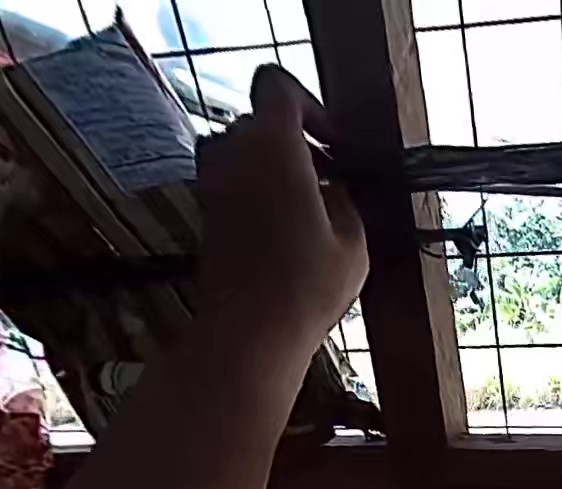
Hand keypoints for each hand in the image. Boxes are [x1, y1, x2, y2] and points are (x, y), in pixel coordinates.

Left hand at [190, 66, 366, 386]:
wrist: (252, 329)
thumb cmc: (307, 286)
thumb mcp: (353, 244)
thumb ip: (345, 203)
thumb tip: (334, 191)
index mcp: (274, 145)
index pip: (279, 86)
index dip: (312, 107)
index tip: (335, 145)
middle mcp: (234, 151)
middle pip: (264, 124)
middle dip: (299, 146)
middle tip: (331, 185)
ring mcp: (214, 182)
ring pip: (248, 154)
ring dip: (279, 172)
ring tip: (310, 211)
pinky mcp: (208, 213)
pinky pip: (237, 184)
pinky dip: (261, 195)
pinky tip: (288, 233)